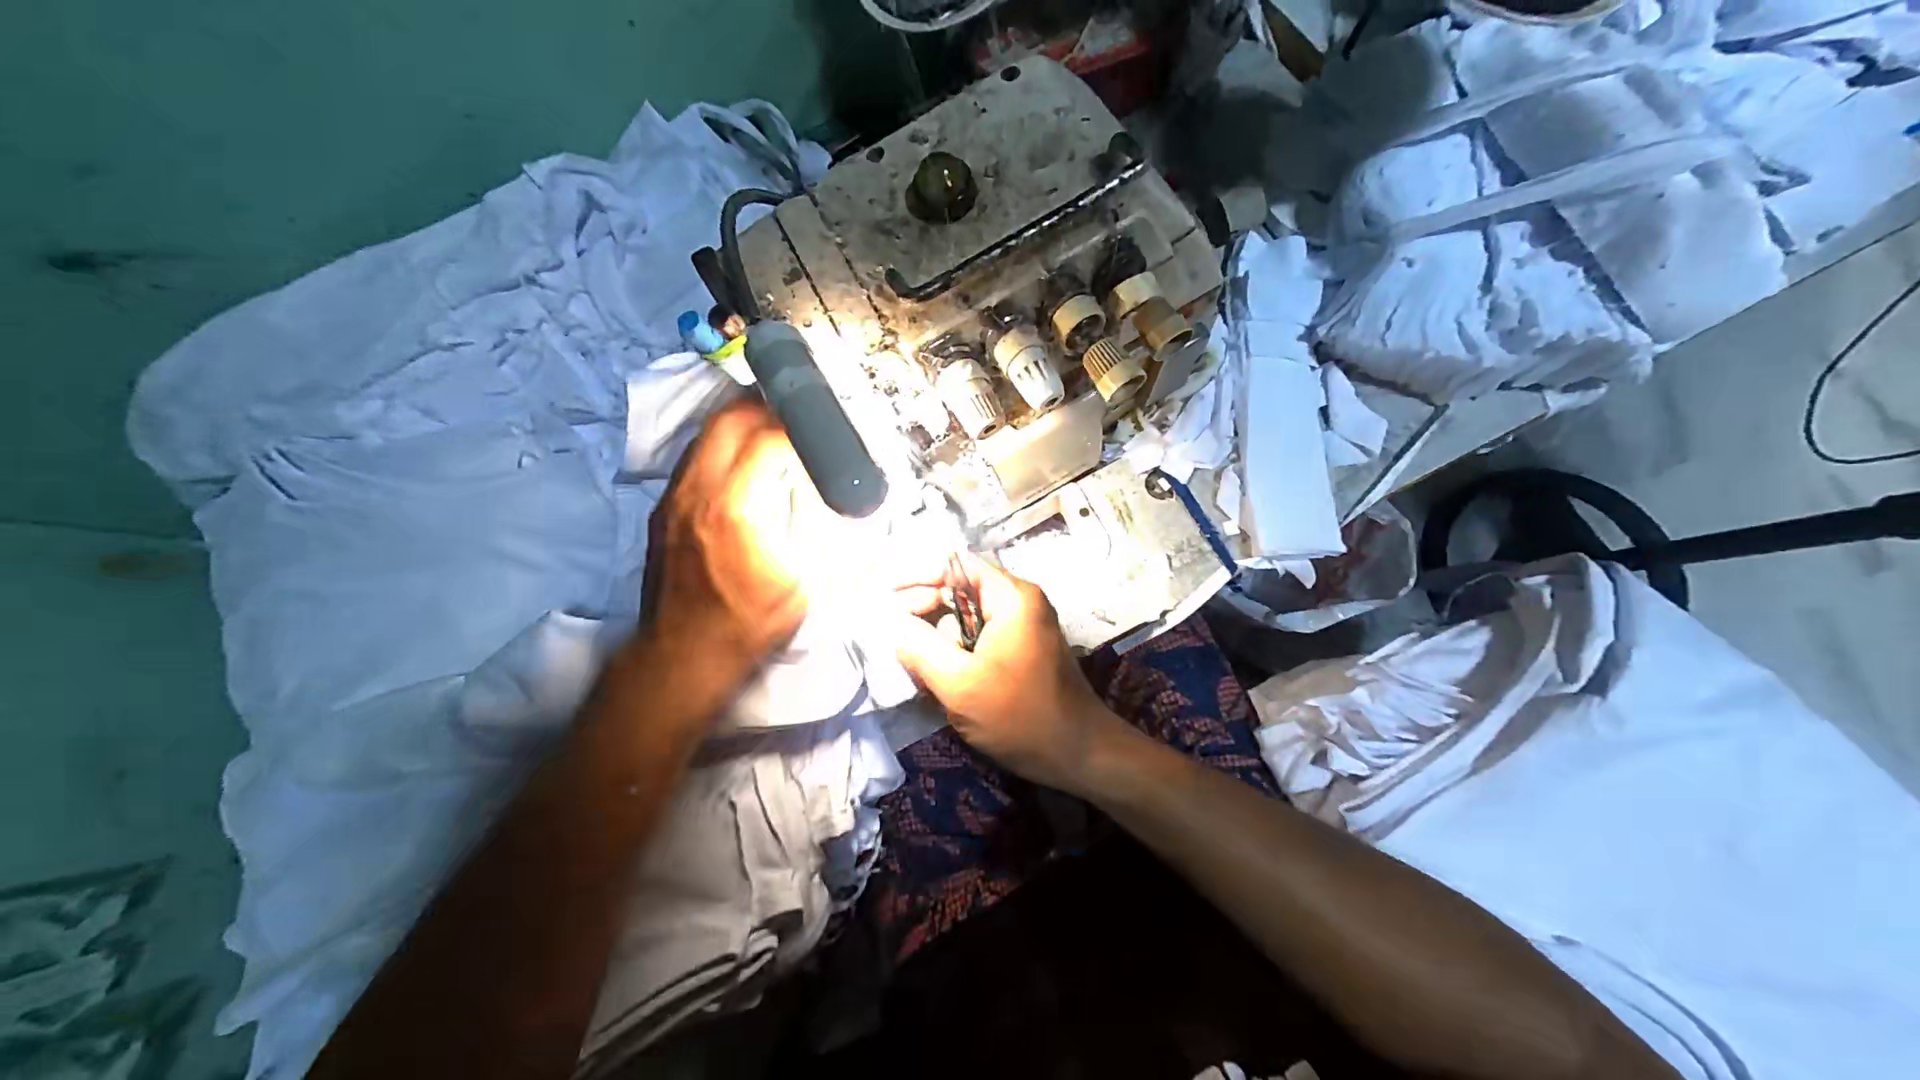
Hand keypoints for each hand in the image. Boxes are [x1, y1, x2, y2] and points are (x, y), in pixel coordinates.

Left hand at [639, 399, 810, 680]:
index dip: (802, 428)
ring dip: (742, 424)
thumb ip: (820, 536)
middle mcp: (697, 493)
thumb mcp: (804, 586)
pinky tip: (744, 467)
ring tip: (774, 433)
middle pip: (730, 418)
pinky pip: (695, 458)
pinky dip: (723, 449)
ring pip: (707, 433)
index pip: (769, 438)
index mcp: (735, 510)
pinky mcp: (662, 509)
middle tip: (798, 418)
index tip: (824, 434)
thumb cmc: (747, 625)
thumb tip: (838, 501)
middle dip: (768, 408)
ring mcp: (673, 498)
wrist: (683, 655)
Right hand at [890, 554, 1135, 792]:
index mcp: (1012, 597)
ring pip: (968, 618)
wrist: (1079, 755)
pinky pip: (982, 638)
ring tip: (916, 662)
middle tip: (901, 639)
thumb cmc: (1020, 717)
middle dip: (927, 611)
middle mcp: (1021, 602)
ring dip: (940, 636)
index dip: (919, 578)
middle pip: (962, 590)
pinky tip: (940, 676)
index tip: (891, 603)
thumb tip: (895, 626)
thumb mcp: (959, 684)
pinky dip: (957, 651)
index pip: (957, 565)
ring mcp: (1025, 627)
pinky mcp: (1024, 650)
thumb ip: (920, 649)